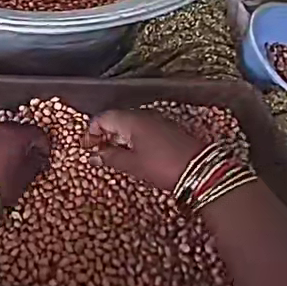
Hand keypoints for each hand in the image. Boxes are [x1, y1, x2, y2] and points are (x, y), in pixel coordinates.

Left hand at [0, 122, 49, 207]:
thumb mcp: (24, 179)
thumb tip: (38, 159)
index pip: (38, 134)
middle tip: (26, 157)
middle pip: (17, 131)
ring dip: (4, 145)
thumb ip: (35, 164)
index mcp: (18, 136)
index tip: (44, 155)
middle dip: (23, 143)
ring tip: (6, 161)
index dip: (43, 145)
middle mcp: (0, 129)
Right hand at [85, 109, 207, 192]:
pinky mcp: (168, 129)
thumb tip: (93, 156)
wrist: (200, 170)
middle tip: (97, 151)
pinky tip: (134, 153)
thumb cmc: (163, 166)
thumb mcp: (132, 164)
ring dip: (119, 136)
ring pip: (130, 123)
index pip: (103, 118)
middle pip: (116, 119)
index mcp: (131, 120)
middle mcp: (143, 115)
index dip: (91, 131)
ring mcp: (157, 121)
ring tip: (114, 154)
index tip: (86, 147)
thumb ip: (110, 158)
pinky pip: (143, 128)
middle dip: (104, 134)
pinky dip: (133, 138)